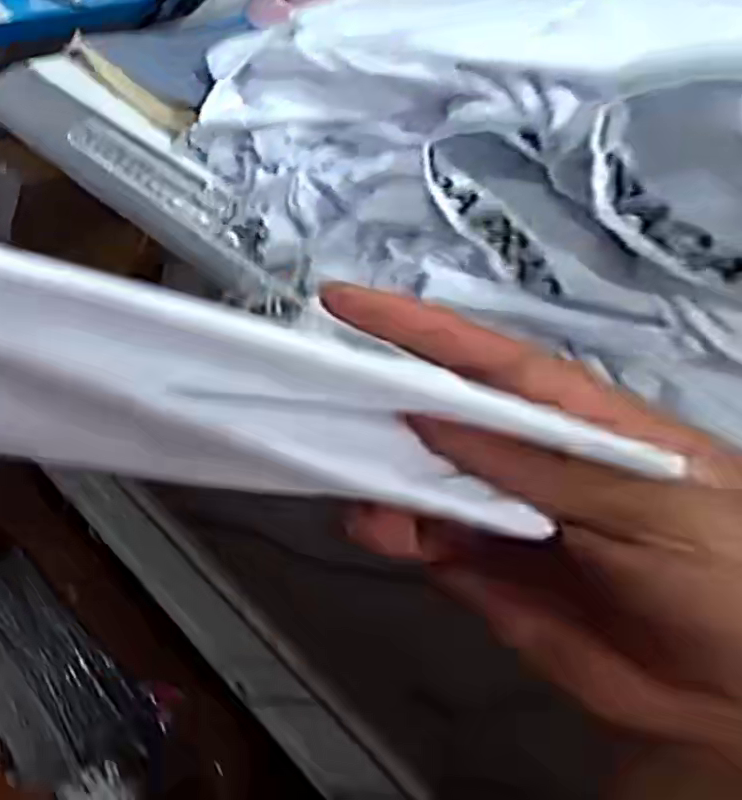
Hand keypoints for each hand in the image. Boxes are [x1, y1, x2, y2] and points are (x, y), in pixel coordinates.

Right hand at [324, 284, 741, 769]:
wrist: (736, 717)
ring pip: (398, 466)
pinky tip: (385, 534)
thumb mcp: (662, 520)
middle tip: (316, 396)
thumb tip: (426, 414)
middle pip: (427, 409)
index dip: (415, 325)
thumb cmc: (735, 593)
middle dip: (370, 401)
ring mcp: (485, 504)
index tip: (339, 299)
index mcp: (583, 431)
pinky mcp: (455, 552)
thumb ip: (543, 465)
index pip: (490, 361)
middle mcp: (522, 458)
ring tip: (373, 498)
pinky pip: (395, 523)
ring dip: (370, 473)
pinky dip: (378, 524)